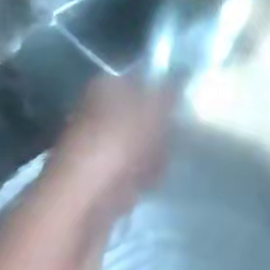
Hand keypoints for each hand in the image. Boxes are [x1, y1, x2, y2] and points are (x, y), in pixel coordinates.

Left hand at [47, 77, 173, 218]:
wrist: (85, 198)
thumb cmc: (119, 144)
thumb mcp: (153, 109)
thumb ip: (170, 90)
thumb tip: (182, 71)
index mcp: (105, 86)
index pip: (141, 78)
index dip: (164, 90)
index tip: (184, 105)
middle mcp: (96, 110)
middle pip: (141, 113)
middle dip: (161, 127)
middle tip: (177, 136)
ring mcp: (96, 143)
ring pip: (138, 143)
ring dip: (154, 154)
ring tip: (162, 162)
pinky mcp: (99, 174)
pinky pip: (131, 170)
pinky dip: (142, 176)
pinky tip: (149, 182)